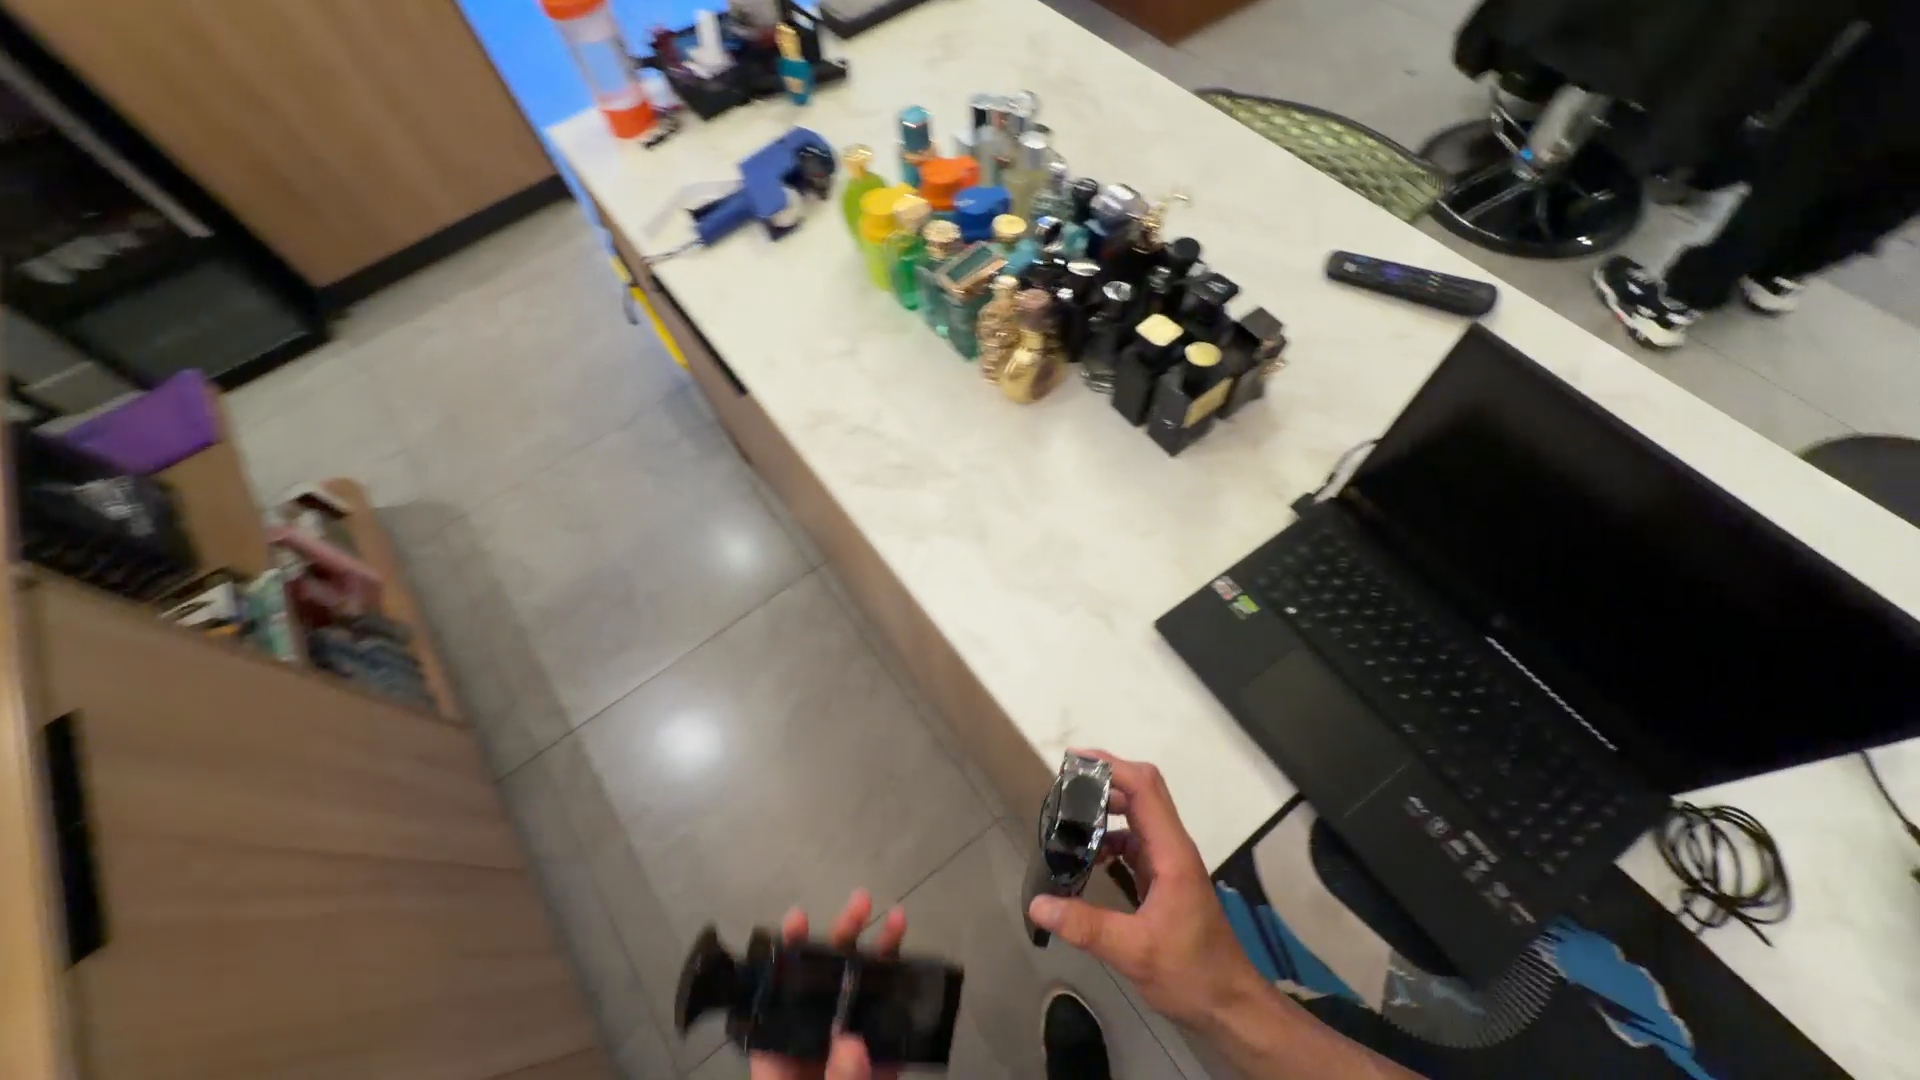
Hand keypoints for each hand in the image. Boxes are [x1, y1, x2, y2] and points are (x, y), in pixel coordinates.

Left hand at [750, 889, 908, 1079]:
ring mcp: (853, 1047)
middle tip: (860, 902)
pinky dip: (906, 993)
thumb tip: (852, 1041)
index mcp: (786, 1052)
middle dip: (844, 938)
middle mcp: (819, 1038)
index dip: (787, 954)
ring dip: (881, 953)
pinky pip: (893, 1020)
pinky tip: (918, 966)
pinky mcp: (882, 1061)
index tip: (798, 916)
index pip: (780, 996)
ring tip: (898, 917)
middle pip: (828, 980)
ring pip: (864, 992)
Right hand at [1026, 750, 1265, 1031]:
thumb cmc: (1191, 974)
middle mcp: (1173, 848)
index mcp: (1172, 854)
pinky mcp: (1164, 879)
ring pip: (1138, 816)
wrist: (1230, 1006)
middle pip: (1143, 792)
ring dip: (1106, 809)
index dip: (1112, 766)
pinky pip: (1134, 842)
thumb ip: (1086, 926)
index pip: (1145, 789)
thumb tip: (1038, 905)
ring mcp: (1170, 862)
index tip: (1075, 760)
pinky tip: (1086, 857)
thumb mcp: (1134, 953)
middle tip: (1064, 784)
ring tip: (1067, 818)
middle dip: (1105, 779)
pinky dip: (1109, 839)